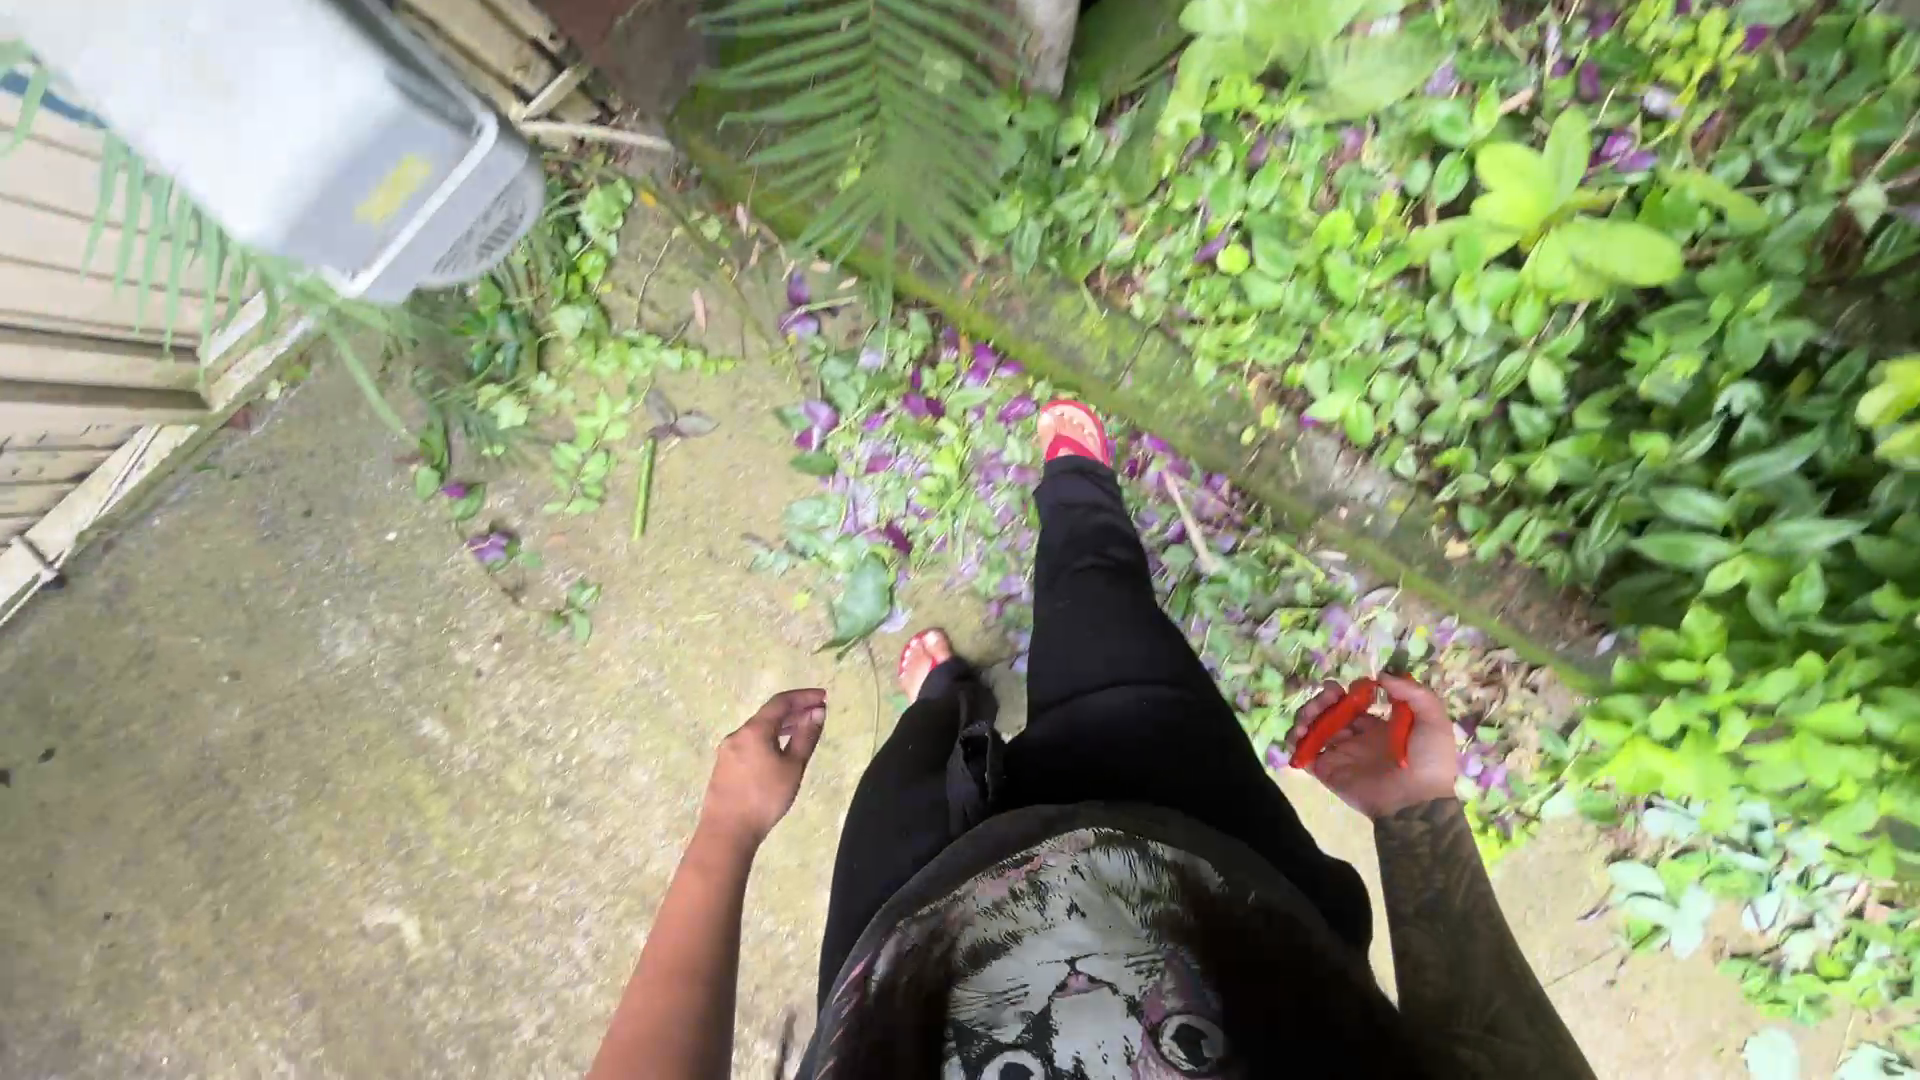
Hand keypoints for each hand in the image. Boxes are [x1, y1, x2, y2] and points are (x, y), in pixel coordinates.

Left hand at [697, 688, 827, 851]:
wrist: (726, 832)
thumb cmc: (765, 797)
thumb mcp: (793, 767)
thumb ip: (806, 737)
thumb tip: (817, 713)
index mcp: (754, 730)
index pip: (781, 702)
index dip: (804, 697)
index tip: (824, 698)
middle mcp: (738, 734)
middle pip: (769, 714)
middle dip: (795, 711)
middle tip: (818, 713)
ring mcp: (728, 751)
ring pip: (759, 729)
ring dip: (782, 726)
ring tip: (803, 730)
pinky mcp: (725, 766)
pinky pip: (751, 742)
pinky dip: (769, 739)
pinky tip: (779, 751)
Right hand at [1287, 673, 1456, 819]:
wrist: (1415, 801)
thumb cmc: (1426, 761)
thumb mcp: (1433, 721)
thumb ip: (1414, 693)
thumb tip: (1381, 676)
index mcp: (1378, 728)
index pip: (1354, 704)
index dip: (1349, 692)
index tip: (1352, 689)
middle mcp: (1355, 738)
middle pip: (1328, 711)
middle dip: (1322, 699)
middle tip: (1327, 698)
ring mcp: (1338, 753)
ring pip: (1312, 727)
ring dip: (1306, 714)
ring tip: (1310, 717)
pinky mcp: (1325, 768)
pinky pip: (1302, 751)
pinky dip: (1294, 739)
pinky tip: (1301, 733)